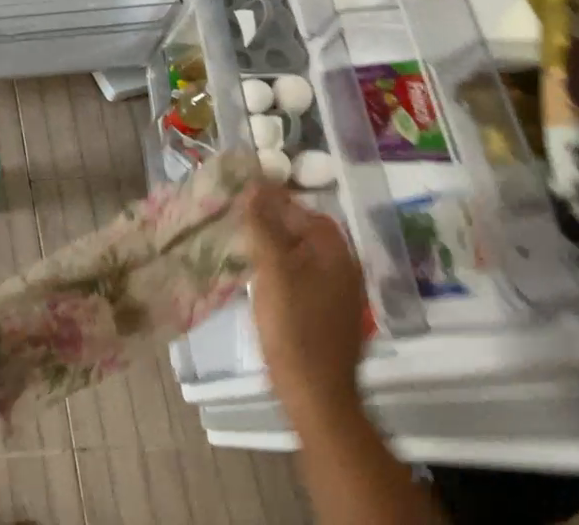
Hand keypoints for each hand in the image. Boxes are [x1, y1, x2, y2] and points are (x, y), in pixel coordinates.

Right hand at [242, 183, 366, 420]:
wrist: (314, 392)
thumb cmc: (292, 326)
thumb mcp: (272, 270)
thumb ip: (264, 226)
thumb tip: (255, 186)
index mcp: (336, 254)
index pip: (306, 212)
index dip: (275, 200)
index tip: (240, 197)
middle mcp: (343, 269)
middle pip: (305, 233)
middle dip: (272, 223)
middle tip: (234, 220)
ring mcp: (337, 294)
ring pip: (301, 256)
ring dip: (273, 247)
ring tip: (239, 245)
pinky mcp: (326, 314)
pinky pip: (301, 277)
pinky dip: (279, 269)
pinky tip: (256, 277)